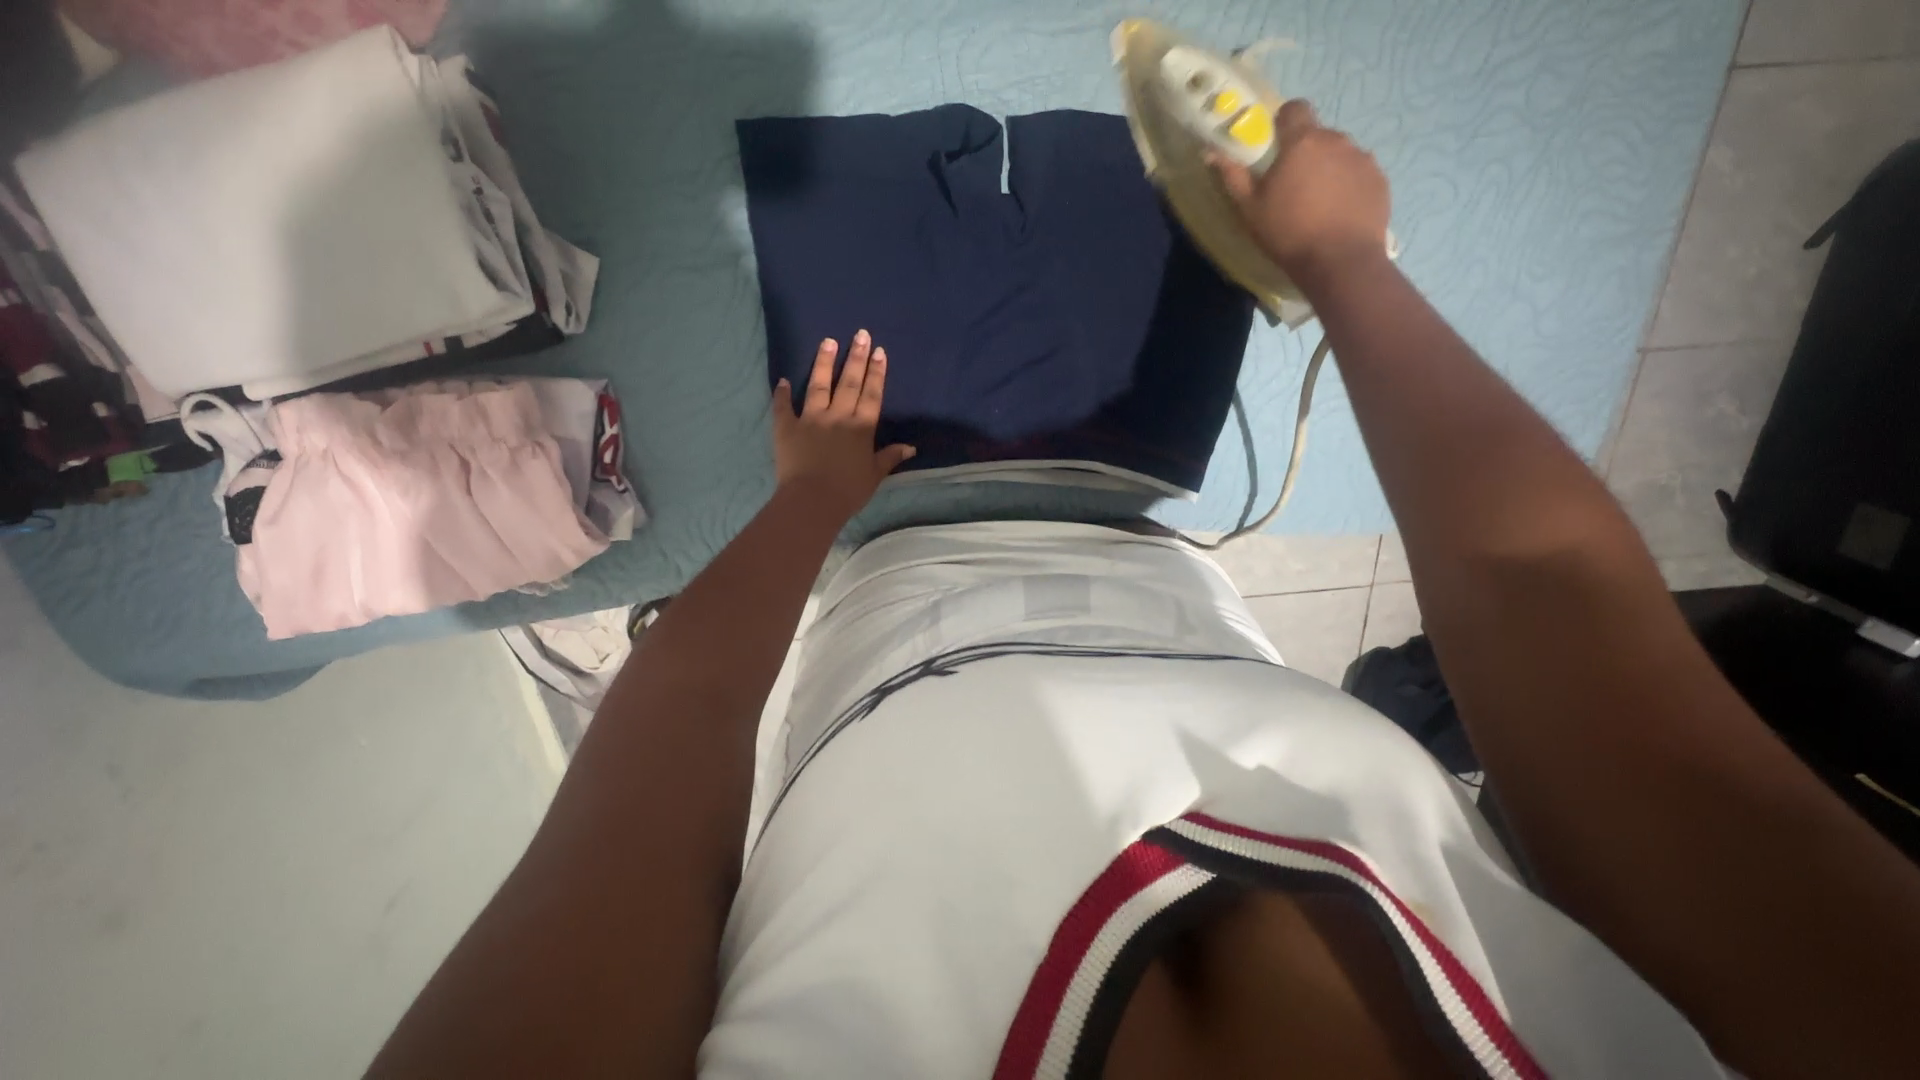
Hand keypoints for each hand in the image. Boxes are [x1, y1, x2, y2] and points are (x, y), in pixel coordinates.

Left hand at [772, 329, 915, 520]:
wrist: (812, 501)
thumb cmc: (848, 491)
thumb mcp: (874, 475)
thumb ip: (889, 457)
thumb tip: (910, 447)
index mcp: (861, 428)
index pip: (872, 394)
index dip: (877, 372)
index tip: (879, 351)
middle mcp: (838, 417)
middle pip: (849, 383)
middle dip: (856, 357)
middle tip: (860, 334)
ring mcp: (810, 419)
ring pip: (818, 386)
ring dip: (824, 362)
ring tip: (828, 341)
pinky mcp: (787, 428)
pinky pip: (783, 407)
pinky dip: (782, 393)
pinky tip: (783, 380)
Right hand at [1212, 100, 1390, 285]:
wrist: (1341, 262)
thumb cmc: (1288, 233)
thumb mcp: (1250, 209)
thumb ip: (1233, 176)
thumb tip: (1210, 152)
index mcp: (1302, 142)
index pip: (1295, 108)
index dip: (1285, 121)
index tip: (1277, 145)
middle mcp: (1337, 140)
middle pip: (1318, 135)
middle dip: (1306, 152)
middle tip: (1294, 186)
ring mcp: (1363, 159)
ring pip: (1341, 153)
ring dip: (1329, 168)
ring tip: (1320, 203)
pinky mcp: (1380, 180)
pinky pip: (1360, 173)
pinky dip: (1349, 185)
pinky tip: (1340, 213)